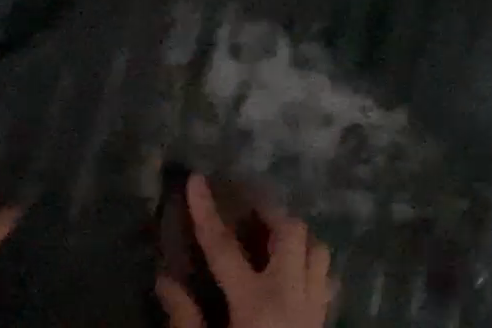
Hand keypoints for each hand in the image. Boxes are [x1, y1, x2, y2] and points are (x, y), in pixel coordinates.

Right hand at [157, 175, 334, 327]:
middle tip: (247, 205)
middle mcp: (289, 295)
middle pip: (290, 232)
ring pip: (317, 249)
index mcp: (253, 303)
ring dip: (297, 236)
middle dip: (269, 211)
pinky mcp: (325, 322)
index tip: (196, 179)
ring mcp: (313, 307)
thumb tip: (164, 280)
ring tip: (273, 235)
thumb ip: (186, 320)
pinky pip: (327, 279)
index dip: (206, 211)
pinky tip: (295, 272)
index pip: (223, 246)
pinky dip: (313, 265)